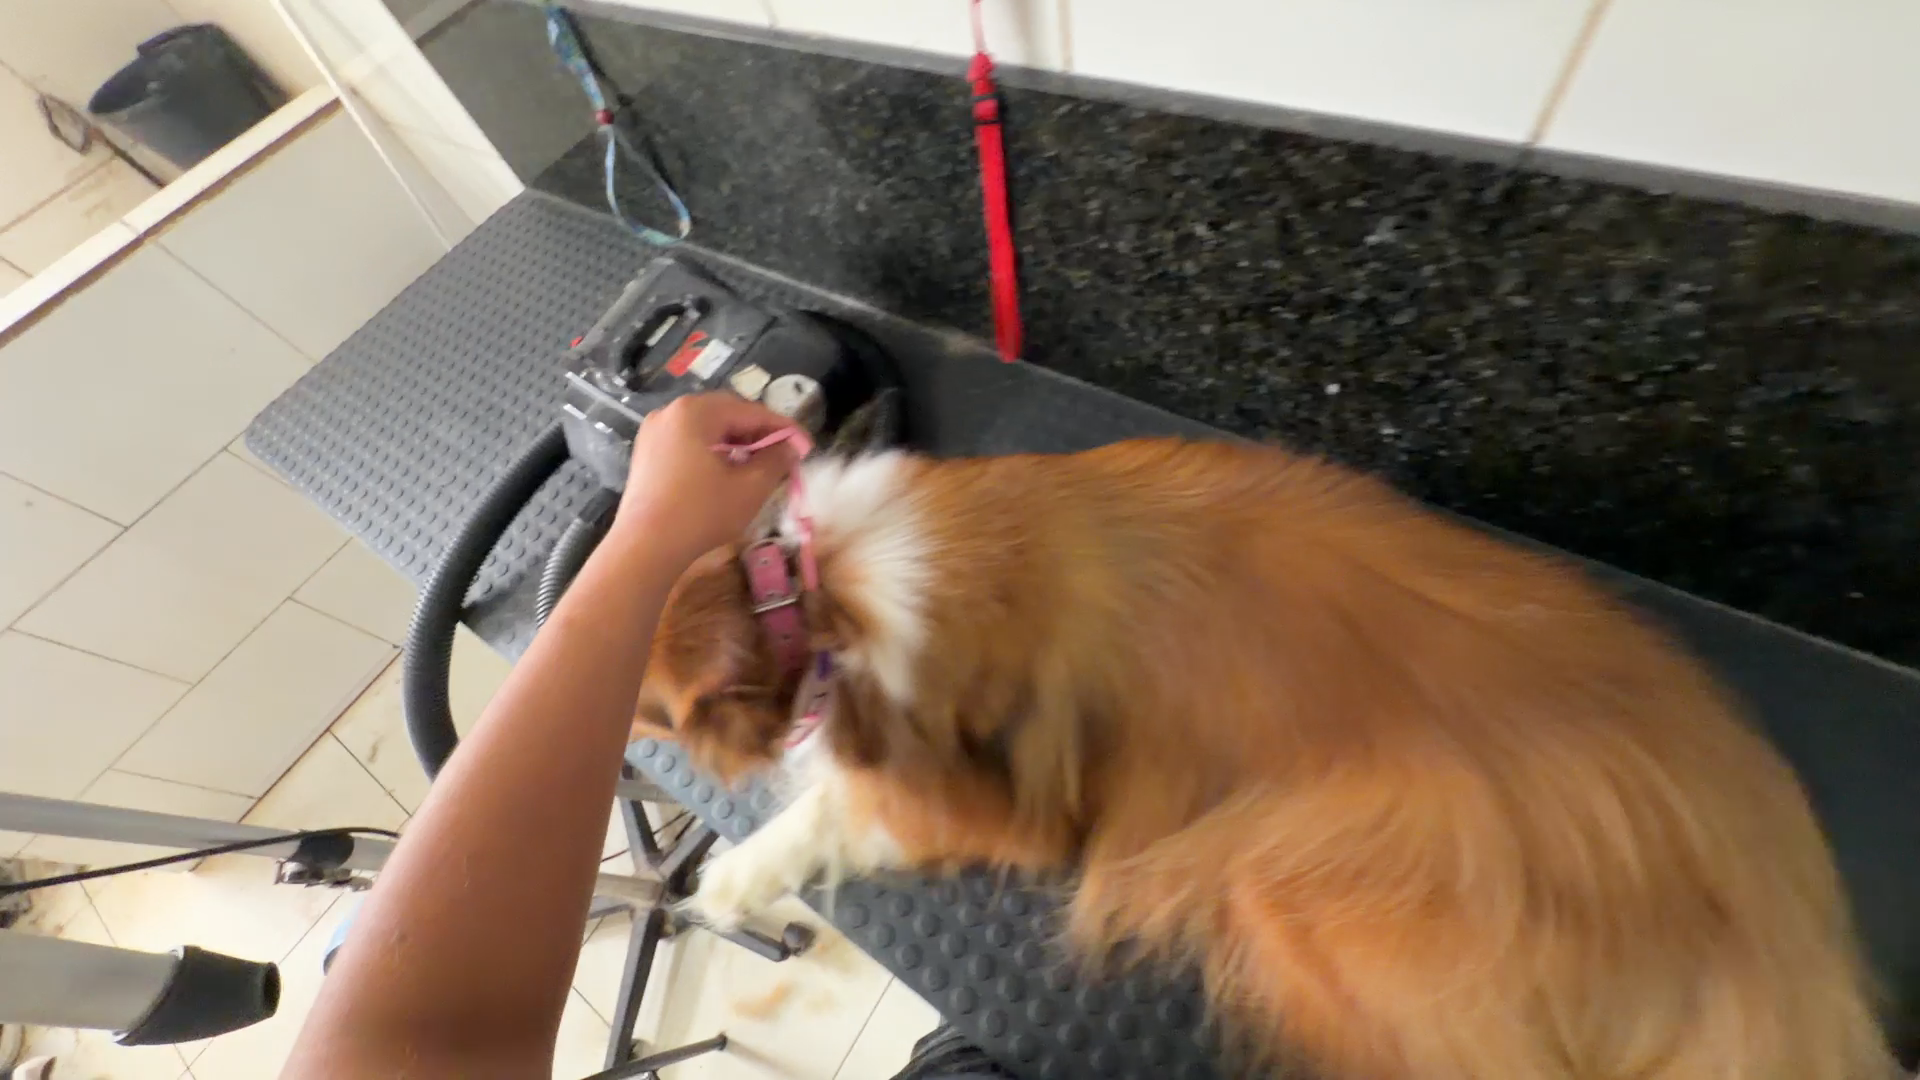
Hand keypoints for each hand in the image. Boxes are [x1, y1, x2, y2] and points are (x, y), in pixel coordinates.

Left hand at [613, 393, 797, 568]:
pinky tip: (728, 472)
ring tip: (759, 463)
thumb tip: (791, 447)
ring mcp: (655, 433)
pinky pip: (690, 442)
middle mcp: (671, 412)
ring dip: (738, 442)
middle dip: (759, 432)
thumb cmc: (702, 513)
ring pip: (707, 428)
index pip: (750, 411)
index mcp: (695, 412)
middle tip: (784, 453)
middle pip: (726, 414)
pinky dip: (714, 451)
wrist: (646, 547)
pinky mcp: (648, 454)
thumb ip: (776, 459)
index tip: (805, 445)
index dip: (783, 428)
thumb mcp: (751, 487)